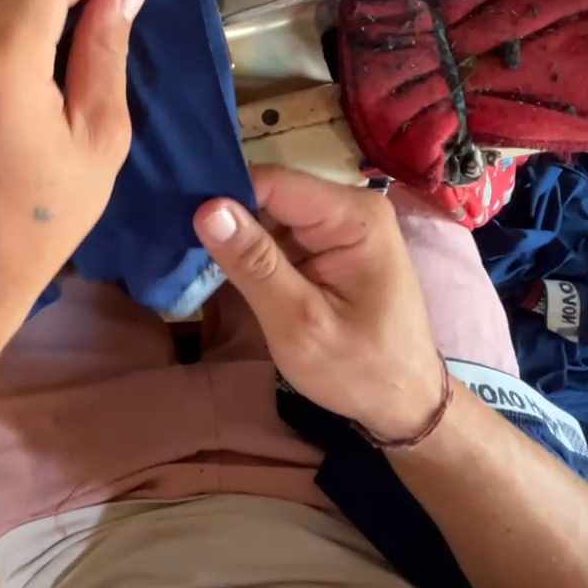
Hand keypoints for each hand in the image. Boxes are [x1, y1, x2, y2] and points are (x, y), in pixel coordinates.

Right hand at [194, 165, 445, 440]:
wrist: (405, 405)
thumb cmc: (359, 371)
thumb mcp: (298, 324)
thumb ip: (254, 263)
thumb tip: (207, 209)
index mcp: (352, 217)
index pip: (271, 182)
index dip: (224, 198)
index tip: (182, 223)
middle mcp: (348, 206)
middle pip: (268, 192)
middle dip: (227, 217)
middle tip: (185, 248)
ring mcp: (339, 223)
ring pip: (267, 210)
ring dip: (236, 235)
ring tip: (200, 260)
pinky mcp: (328, 241)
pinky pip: (277, 229)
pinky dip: (251, 248)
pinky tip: (228, 268)